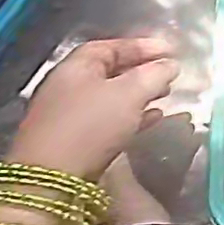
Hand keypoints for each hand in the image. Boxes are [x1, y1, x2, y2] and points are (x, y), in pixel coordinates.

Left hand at [5, 36, 179, 180]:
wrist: (53, 178)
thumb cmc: (91, 125)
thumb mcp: (129, 94)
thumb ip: (153, 75)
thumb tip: (170, 65)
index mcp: (76, 67)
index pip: (110, 47)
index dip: (141, 46)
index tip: (171, 50)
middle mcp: (69, 86)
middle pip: (110, 70)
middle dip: (142, 69)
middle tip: (170, 72)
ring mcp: (70, 114)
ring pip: (112, 96)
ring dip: (140, 93)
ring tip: (166, 94)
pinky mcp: (76, 139)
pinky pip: (110, 118)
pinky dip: (134, 114)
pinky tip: (153, 118)